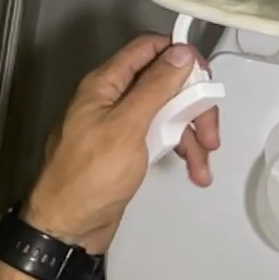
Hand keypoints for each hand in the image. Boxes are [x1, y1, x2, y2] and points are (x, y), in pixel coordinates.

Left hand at [24, 34, 220, 253]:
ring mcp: (122, 125)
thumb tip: (181, 53)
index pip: (147, 49)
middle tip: (210, 132)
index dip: (178, 55)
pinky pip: (162, 137)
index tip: (204, 75)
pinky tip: (195, 170)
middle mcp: (114, 99)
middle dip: (193, 105)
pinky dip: (181, 150)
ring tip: (204, 161)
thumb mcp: (127, 127)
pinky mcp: (129, 149)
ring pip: (168, 112)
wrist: (67, 230)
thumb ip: (156, 87)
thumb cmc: (89, 177)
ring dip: (191, 133)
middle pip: (165, 83)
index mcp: (106, 84)